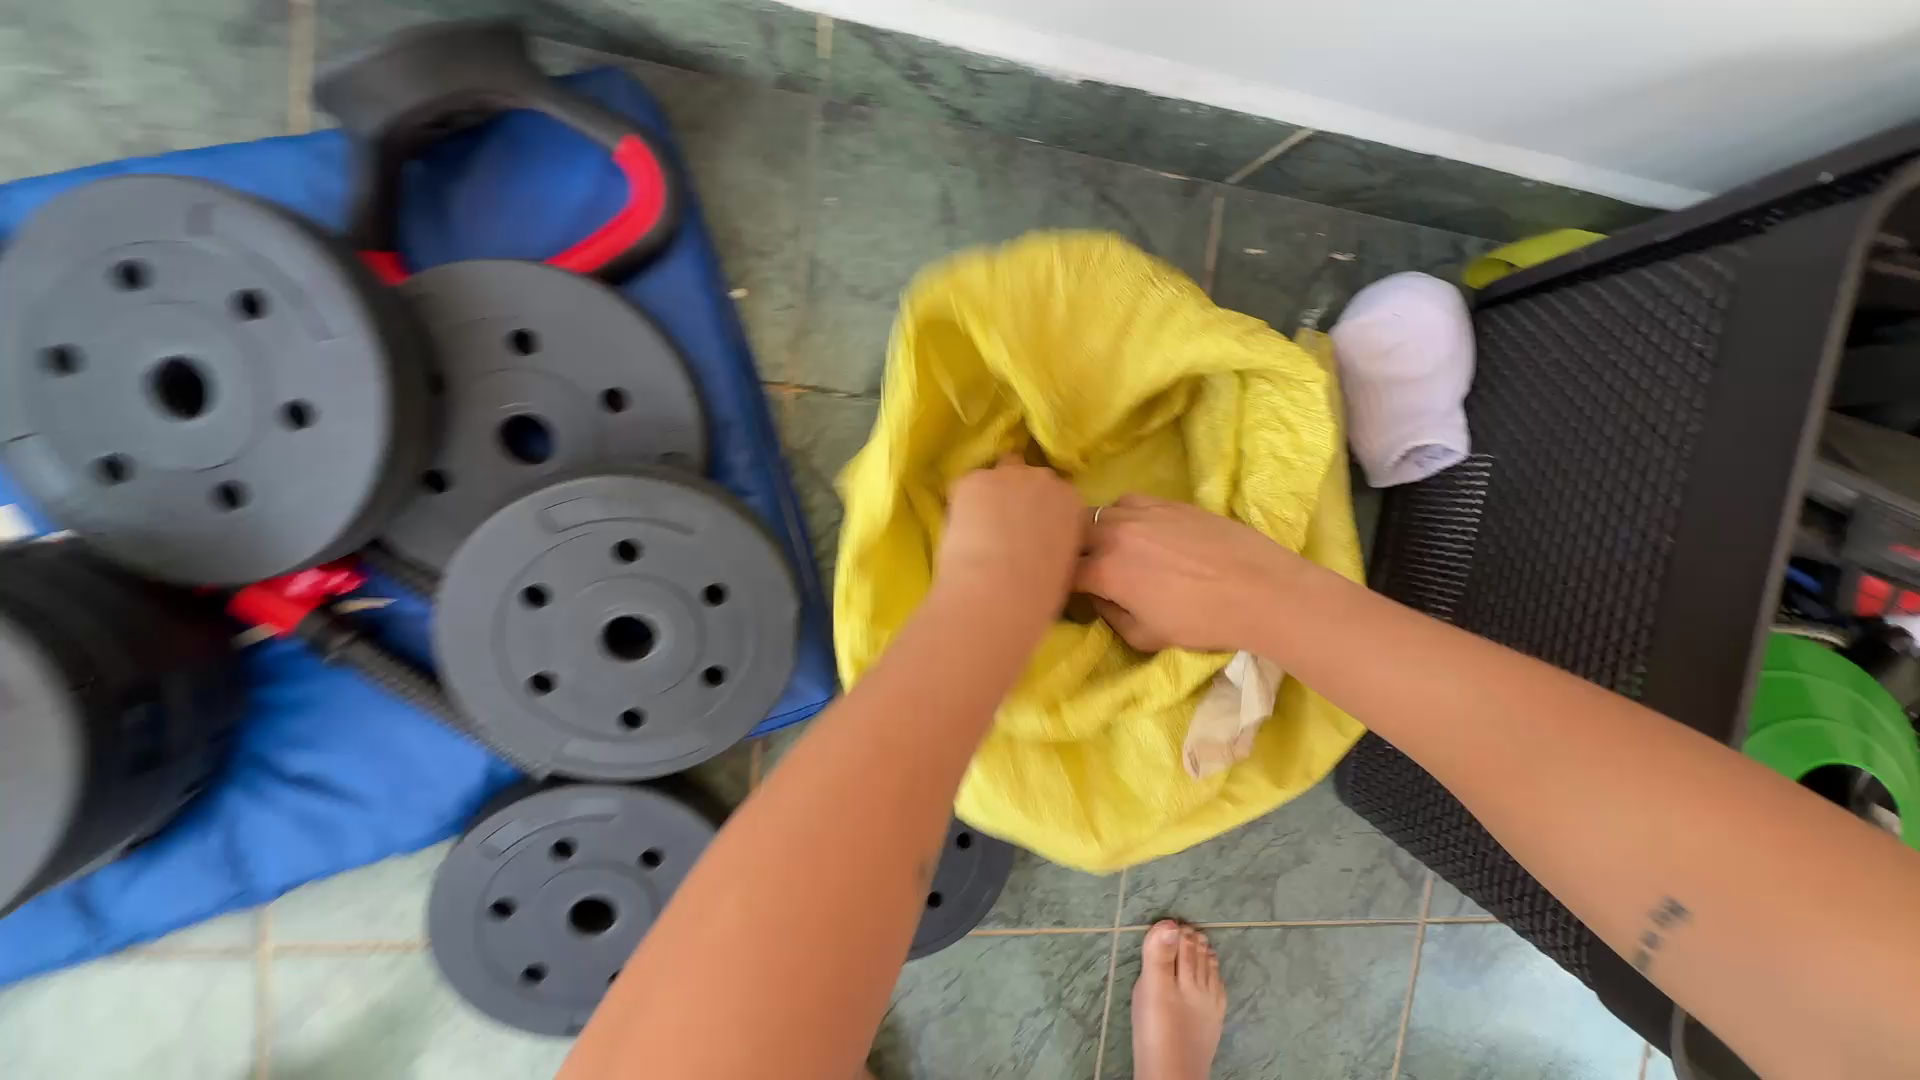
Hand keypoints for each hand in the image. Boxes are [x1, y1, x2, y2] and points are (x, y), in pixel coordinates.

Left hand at [934, 455, 1085, 623]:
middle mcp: (1044, 479)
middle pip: (1025, 477)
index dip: (1037, 511)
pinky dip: (958, 505)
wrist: (999, 591)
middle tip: (1000, 528)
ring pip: (993, 478)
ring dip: (986, 496)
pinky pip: (963, 488)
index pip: (1055, 494)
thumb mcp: (1062, 567)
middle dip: (1014, 496)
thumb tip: (1041, 546)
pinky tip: (958, 531)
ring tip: (975, 528)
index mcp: (1071, 501)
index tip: (1027, 530)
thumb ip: (1055, 543)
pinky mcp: (973, 481)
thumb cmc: (1038, 593)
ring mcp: (1007, 476)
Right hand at [1075, 494, 1294, 652]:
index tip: (1061, 592)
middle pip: (1071, 533)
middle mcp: (1116, 533)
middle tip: (1078, 567)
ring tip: (1102, 545)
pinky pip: (1128, 501)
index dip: (1056, 584)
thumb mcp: (1147, 636)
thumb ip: (1111, 617)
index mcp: (1106, 571)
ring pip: (1098, 512)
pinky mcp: (1168, 502)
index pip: (1063, 572)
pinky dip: (1121, 515)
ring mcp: (1142, 512)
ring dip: (1092, 529)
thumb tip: (1098, 600)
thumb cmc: (1203, 622)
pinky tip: (1135, 530)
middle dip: (1068, 550)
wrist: (1260, 590)